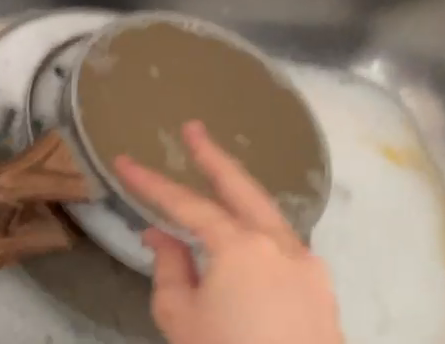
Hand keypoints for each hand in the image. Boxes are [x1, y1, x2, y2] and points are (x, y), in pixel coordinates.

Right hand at [115, 121, 342, 343]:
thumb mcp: (181, 314)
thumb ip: (170, 268)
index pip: (185, 203)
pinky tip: (244, 228)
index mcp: (241, 246)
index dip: (149, 181)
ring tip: (217, 172)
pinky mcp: (322, 298)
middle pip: (243, 191)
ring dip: (240, 192)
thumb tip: (163, 238)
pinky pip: (282, 245)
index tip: (122, 161)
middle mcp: (281, 248)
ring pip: (269, 217)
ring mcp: (310, 272)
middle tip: (193, 129)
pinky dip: (258, 224)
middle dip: (215, 157)